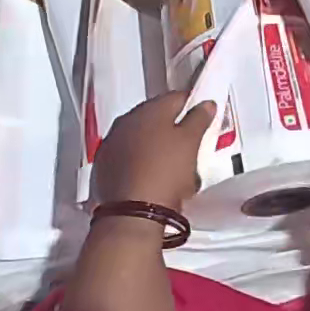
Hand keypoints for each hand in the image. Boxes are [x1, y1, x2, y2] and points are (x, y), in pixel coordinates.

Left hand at [93, 92, 217, 209]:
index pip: (176, 97)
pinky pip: (128, 156)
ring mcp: (111, 143)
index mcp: (149, 110)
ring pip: (140, 136)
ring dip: (155, 144)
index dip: (193, 105)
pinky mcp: (104, 166)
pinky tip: (151, 176)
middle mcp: (126, 120)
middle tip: (189, 144)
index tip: (203, 117)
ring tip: (171, 165)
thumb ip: (199, 119)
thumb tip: (205, 103)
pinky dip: (140, 160)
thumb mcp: (191, 143)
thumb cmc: (167, 172)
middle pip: (156, 116)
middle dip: (173, 126)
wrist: (133, 213)